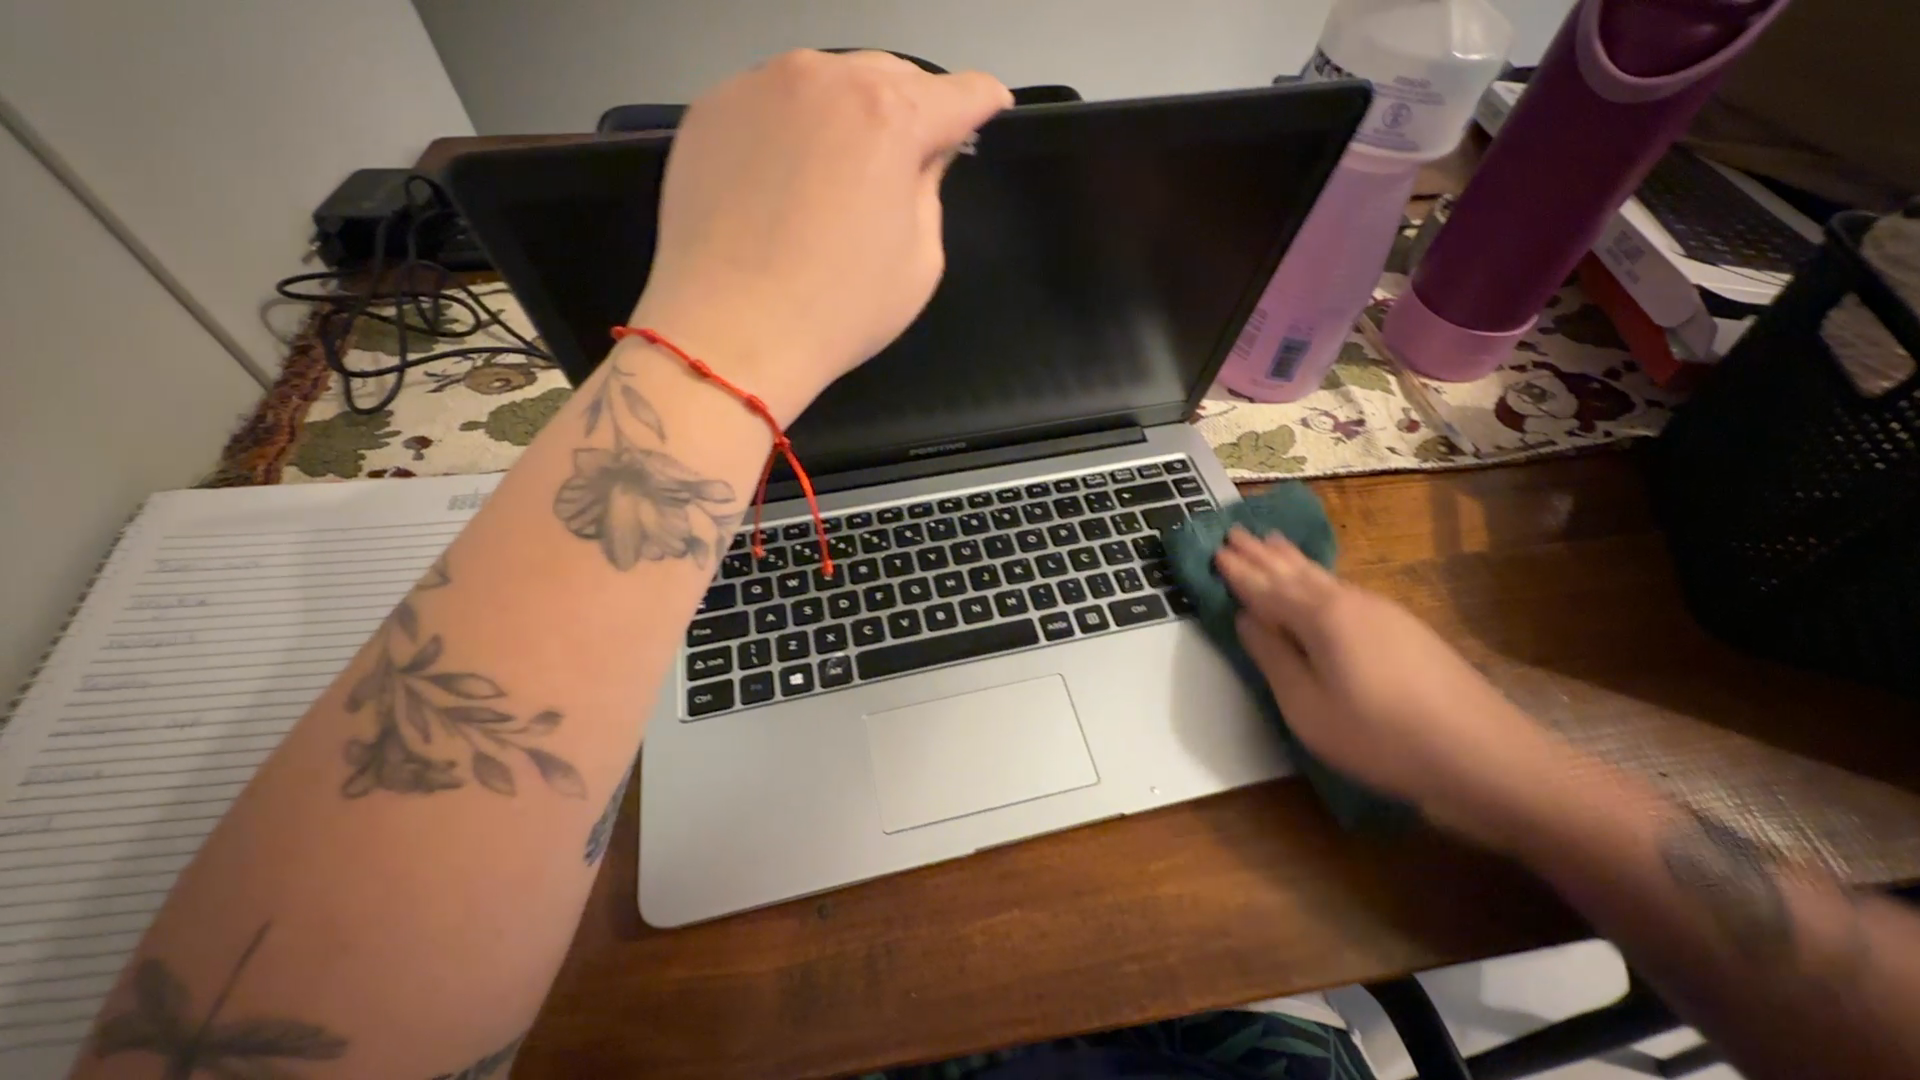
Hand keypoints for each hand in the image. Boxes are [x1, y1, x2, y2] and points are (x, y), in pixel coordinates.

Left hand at [630, 50, 1011, 422]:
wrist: (729, 334)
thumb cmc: (837, 310)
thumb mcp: (920, 260)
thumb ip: (929, 188)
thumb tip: (920, 156)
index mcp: (890, 116)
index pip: (958, 92)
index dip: (981, 102)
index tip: (989, 108)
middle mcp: (825, 79)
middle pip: (889, 75)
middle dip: (909, 107)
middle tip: (907, 156)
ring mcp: (759, 86)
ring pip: (826, 81)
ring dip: (847, 112)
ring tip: (839, 170)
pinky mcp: (712, 109)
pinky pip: (772, 102)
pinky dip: (791, 126)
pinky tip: (785, 178)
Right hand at [1215, 527, 1560, 849]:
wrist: (1482, 754)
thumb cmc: (1379, 736)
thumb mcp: (1307, 707)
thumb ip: (1273, 658)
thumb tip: (1246, 618)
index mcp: (1321, 617)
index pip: (1266, 588)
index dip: (1239, 572)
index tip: (1214, 550)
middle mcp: (1350, 602)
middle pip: (1296, 572)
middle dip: (1263, 554)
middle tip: (1236, 531)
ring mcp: (1383, 612)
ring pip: (1324, 577)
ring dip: (1292, 559)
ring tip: (1273, 540)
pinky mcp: (1404, 630)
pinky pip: (1345, 590)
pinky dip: (1319, 577)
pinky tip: (1321, 581)